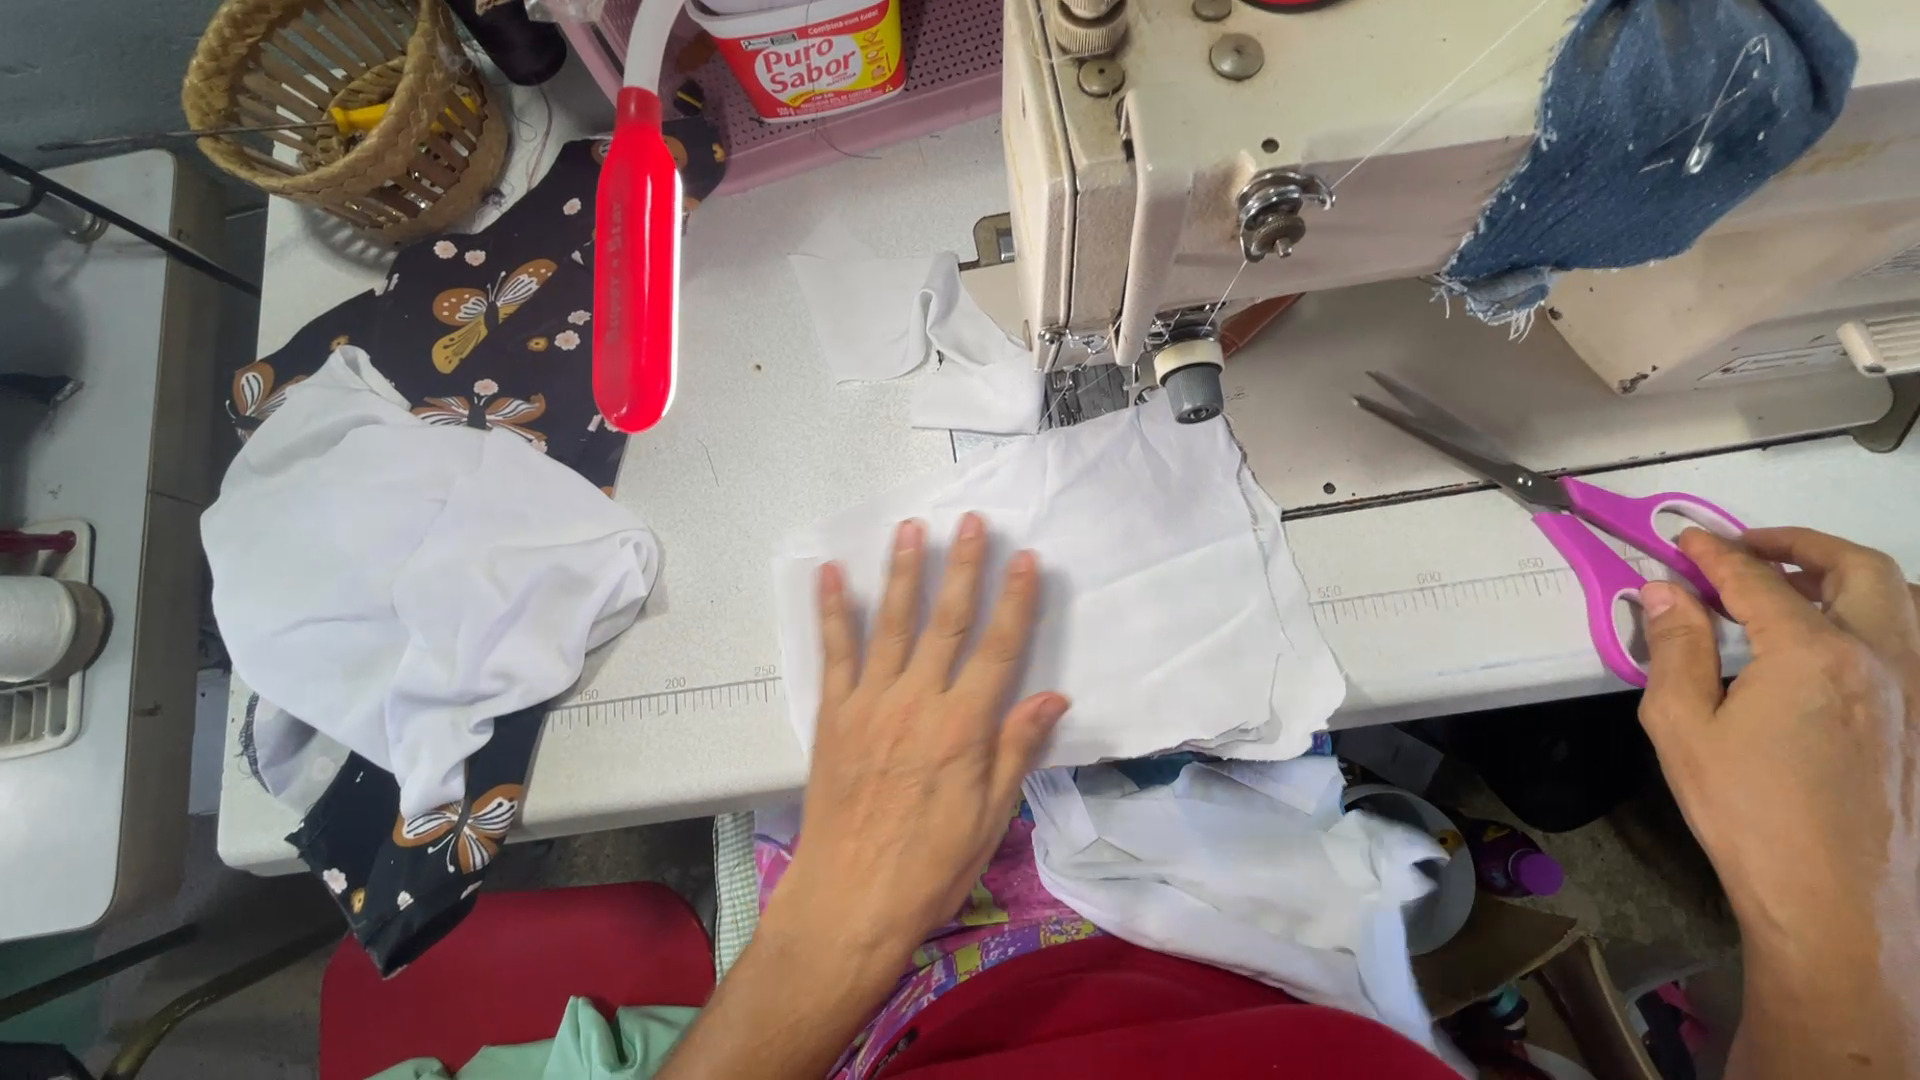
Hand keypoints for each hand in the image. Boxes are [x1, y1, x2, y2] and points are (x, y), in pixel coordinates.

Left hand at [776, 512, 1068, 957]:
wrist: (850, 900)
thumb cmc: (931, 866)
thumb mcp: (991, 816)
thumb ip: (1017, 749)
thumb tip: (1053, 696)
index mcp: (964, 726)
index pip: (999, 648)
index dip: (1015, 600)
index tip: (1024, 558)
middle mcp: (918, 701)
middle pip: (947, 622)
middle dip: (962, 567)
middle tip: (970, 522)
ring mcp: (870, 703)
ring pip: (890, 624)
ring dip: (902, 572)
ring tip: (910, 527)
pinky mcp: (833, 714)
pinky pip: (833, 652)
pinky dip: (832, 610)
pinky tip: (830, 572)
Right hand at [1638, 527, 1918, 1075]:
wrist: (1833, 893)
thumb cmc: (1742, 804)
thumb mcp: (1681, 723)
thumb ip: (1676, 648)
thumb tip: (1666, 591)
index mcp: (1815, 654)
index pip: (1760, 580)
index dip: (1716, 553)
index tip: (1682, 539)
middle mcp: (1880, 657)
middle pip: (1859, 569)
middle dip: (1797, 543)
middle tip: (1743, 546)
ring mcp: (1911, 690)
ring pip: (1895, 600)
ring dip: (1836, 574)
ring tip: (1778, 583)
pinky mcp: (1917, 720)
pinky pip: (1900, 638)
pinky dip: (1856, 613)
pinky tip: (1810, 641)